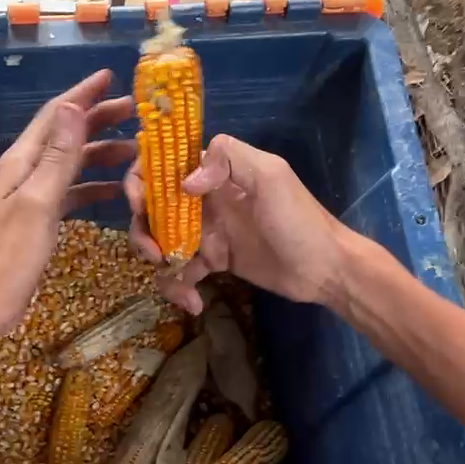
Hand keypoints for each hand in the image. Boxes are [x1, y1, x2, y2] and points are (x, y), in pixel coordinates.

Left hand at [0, 69, 135, 334]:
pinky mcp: (40, 219)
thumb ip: (57, 157)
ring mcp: (32, 195)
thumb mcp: (38, 203)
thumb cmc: (11, 256)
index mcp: (22, 161)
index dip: (83, 94)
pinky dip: (95, 186)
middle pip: (66, 134)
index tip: (113, 76)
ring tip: (136, 149)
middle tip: (136, 111)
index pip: (56, 115)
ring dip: (101, 153)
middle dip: (98, 119)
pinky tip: (118, 190)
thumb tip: (73, 107)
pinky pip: (72, 192)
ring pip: (72, 163)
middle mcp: (26, 171)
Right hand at [127, 134, 354, 313]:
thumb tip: (184, 183)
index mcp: (215, 172)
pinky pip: (180, 272)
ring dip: (158, 264)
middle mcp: (204, 198)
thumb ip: (228, 160)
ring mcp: (206, 231)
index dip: (141, 179)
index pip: (164, 163)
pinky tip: (194, 303)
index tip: (140, 204)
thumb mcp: (271, 176)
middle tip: (153, 253)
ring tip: (176, 283)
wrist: (323, 270)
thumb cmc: (299, 220)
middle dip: (142, 230)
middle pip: (152, 206)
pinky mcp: (212, 261)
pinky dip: (179, 288)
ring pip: (161, 241)